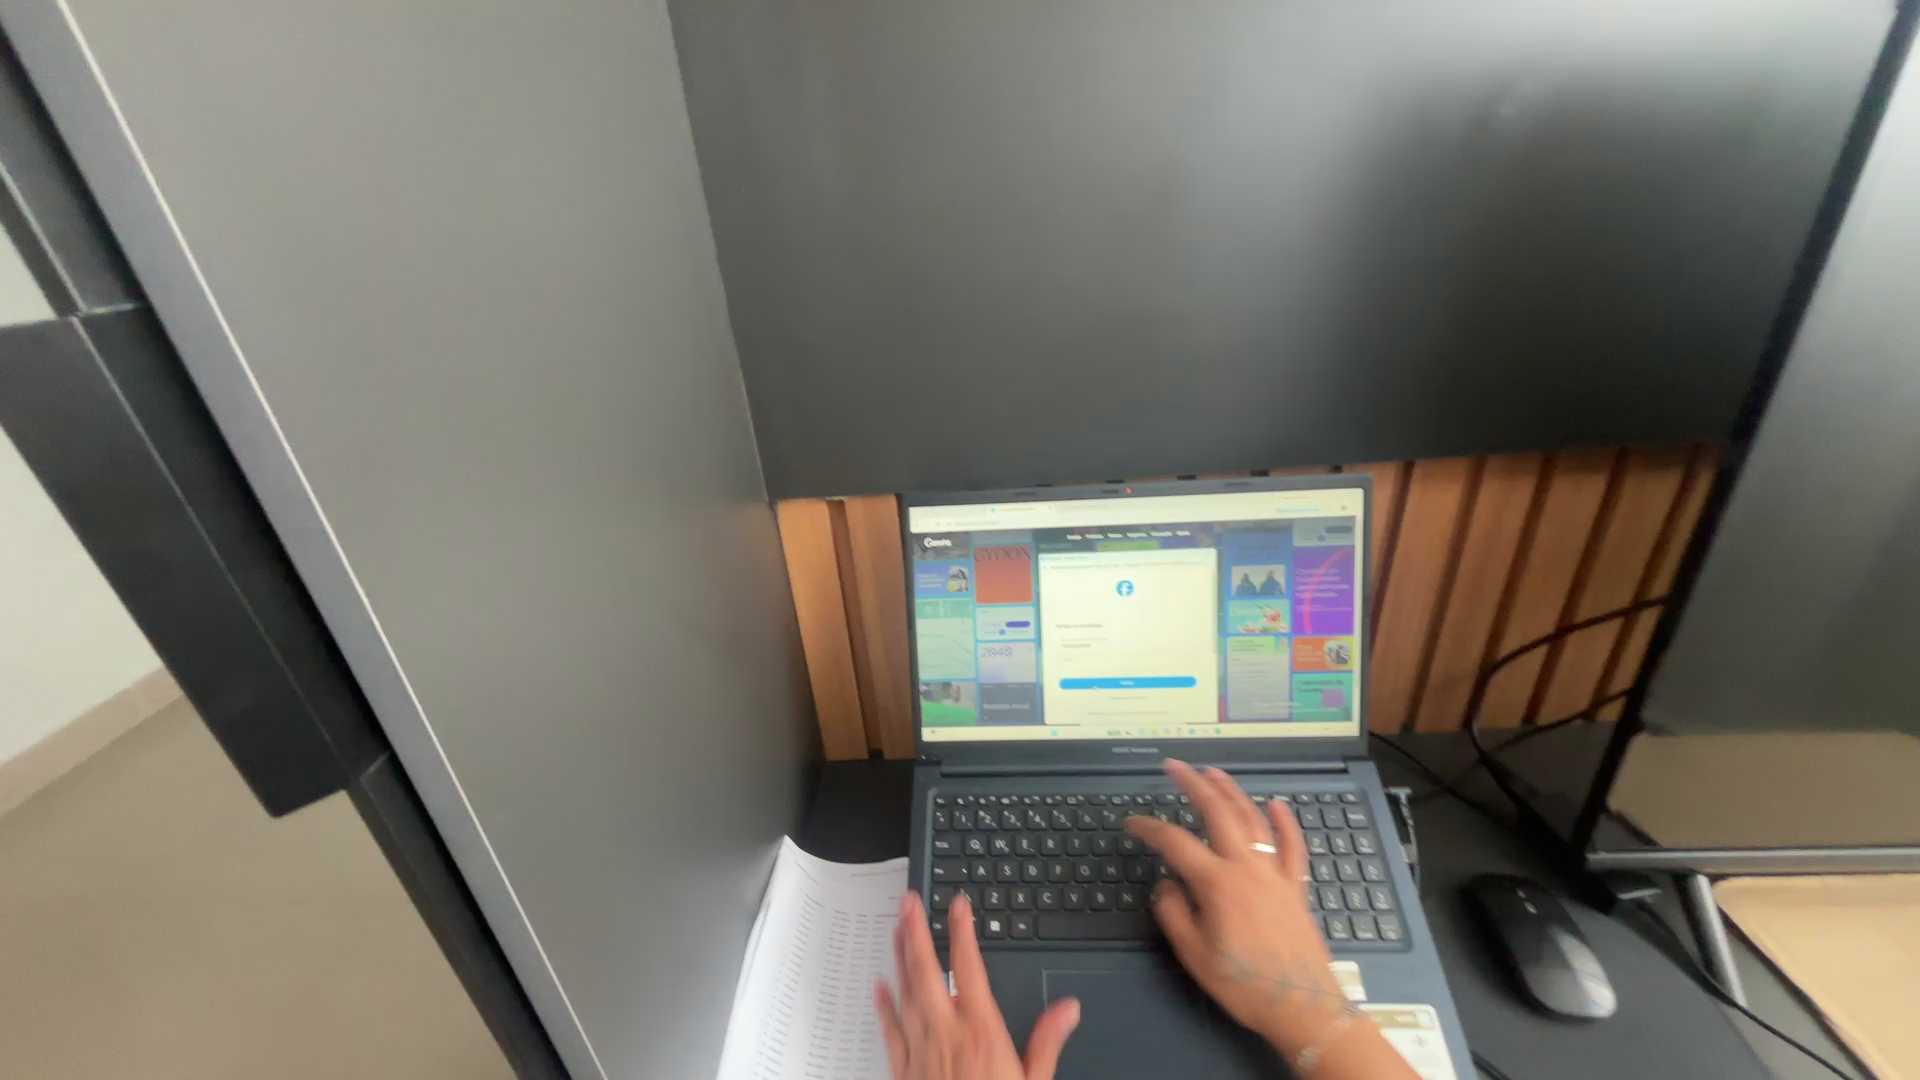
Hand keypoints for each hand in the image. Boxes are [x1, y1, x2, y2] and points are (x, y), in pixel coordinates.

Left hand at [874, 889, 1080, 1079]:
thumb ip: (1047, 1041)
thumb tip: (1069, 1008)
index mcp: (980, 1030)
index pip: (968, 966)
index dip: (961, 930)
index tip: (958, 905)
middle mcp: (945, 1033)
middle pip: (924, 970)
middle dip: (915, 931)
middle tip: (909, 901)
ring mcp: (920, 1052)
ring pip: (904, 992)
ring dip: (898, 956)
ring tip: (896, 926)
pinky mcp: (903, 1073)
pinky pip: (890, 1032)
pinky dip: (883, 1006)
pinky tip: (878, 985)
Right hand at [1124, 760, 1358, 1058]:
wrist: (1304, 1010)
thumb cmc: (1244, 984)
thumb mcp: (1194, 954)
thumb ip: (1173, 912)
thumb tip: (1167, 883)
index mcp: (1216, 883)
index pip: (1174, 842)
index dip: (1148, 828)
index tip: (1131, 822)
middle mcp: (1245, 867)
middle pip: (1216, 812)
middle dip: (1192, 784)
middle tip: (1174, 767)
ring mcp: (1274, 874)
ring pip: (1252, 820)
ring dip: (1231, 792)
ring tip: (1213, 773)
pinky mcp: (1295, 886)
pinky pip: (1292, 847)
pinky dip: (1285, 823)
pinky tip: (1277, 805)